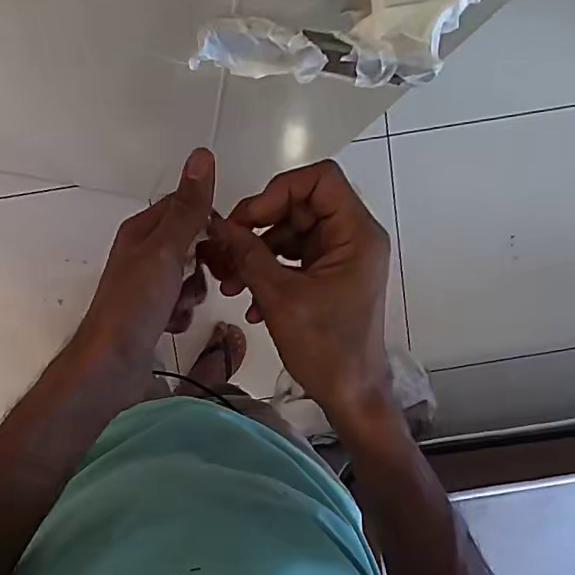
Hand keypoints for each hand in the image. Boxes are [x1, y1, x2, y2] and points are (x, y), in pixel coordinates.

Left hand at [73, 148, 214, 367]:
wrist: (112, 365)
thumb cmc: (133, 307)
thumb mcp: (166, 251)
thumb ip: (188, 208)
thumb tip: (201, 156)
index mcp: (143, 231)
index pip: (186, 209)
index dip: (211, 223)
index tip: (228, 242)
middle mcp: (143, 255)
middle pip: (191, 245)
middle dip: (206, 263)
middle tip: (212, 277)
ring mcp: (146, 286)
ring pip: (189, 277)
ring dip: (194, 292)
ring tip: (181, 305)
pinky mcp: (151, 313)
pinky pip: (181, 304)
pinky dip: (183, 313)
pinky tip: (173, 323)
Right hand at [203, 159, 392, 423]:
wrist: (350, 395)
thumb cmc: (326, 349)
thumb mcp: (281, 298)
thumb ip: (248, 254)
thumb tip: (218, 225)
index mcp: (356, 234)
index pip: (320, 179)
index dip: (278, 191)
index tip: (247, 220)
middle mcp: (353, 238)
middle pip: (300, 206)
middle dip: (259, 228)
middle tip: (226, 250)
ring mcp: (341, 259)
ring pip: (292, 235)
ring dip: (257, 255)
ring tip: (229, 283)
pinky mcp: (329, 278)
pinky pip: (294, 260)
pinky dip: (269, 273)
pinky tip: (249, 302)